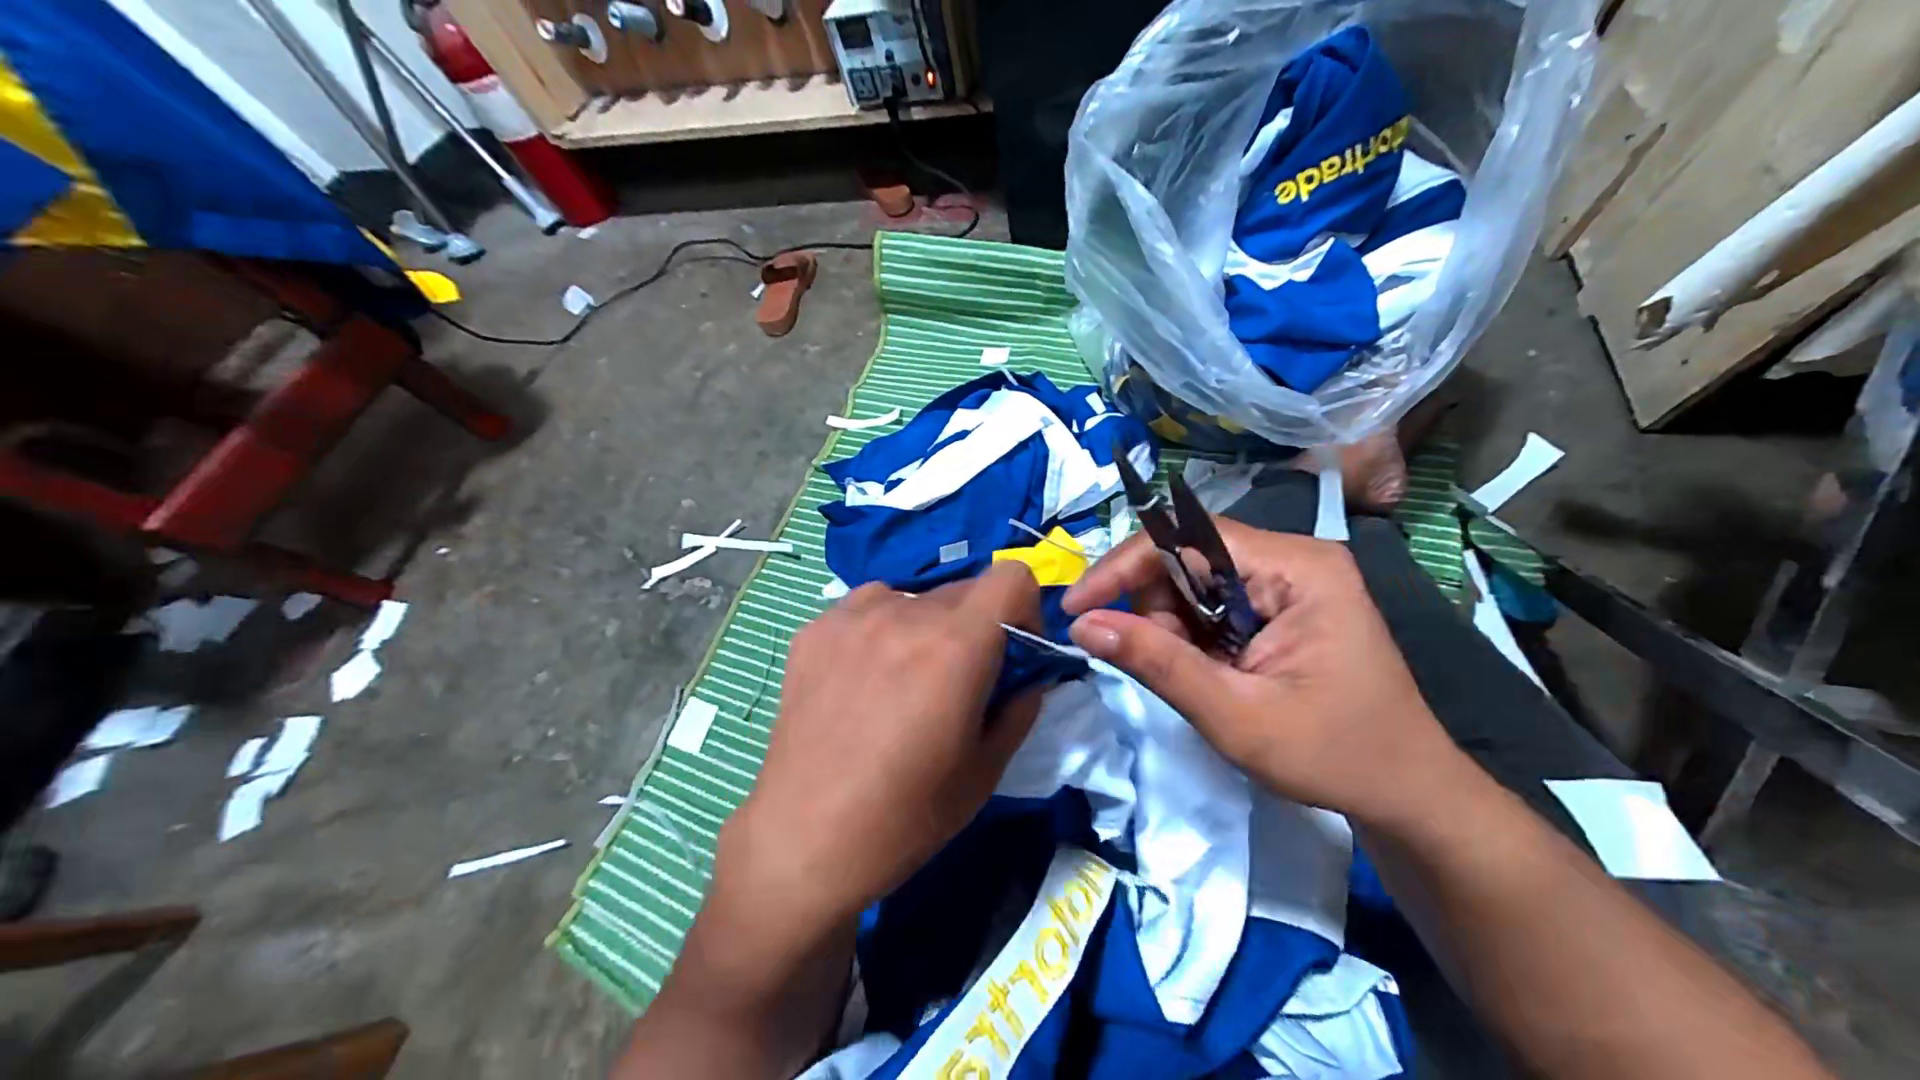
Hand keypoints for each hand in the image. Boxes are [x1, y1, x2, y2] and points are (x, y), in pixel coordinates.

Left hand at [720, 563, 1044, 950]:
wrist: (805, 839)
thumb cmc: (907, 815)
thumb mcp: (987, 768)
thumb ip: (1021, 705)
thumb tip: (1029, 674)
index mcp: (955, 645)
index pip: (1011, 575)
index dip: (1023, 609)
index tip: (1011, 653)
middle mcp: (904, 613)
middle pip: (962, 590)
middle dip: (975, 626)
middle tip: (956, 680)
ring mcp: (850, 617)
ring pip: (912, 598)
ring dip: (924, 626)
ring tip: (902, 680)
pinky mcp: (812, 631)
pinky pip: (864, 611)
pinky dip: (878, 631)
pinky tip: (859, 682)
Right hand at [1063, 520, 1465, 827]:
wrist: (1406, 793)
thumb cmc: (1332, 755)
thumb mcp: (1235, 715)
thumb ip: (1156, 663)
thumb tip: (1081, 625)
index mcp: (1298, 568)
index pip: (1189, 537)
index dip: (1125, 566)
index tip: (1077, 607)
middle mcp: (1293, 560)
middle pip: (1187, 557)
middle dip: (1154, 609)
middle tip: (1154, 665)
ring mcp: (1289, 581)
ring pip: (1192, 581)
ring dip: (1170, 628)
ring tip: (1197, 680)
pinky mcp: (1282, 605)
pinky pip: (1211, 603)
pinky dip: (1191, 637)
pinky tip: (1208, 673)